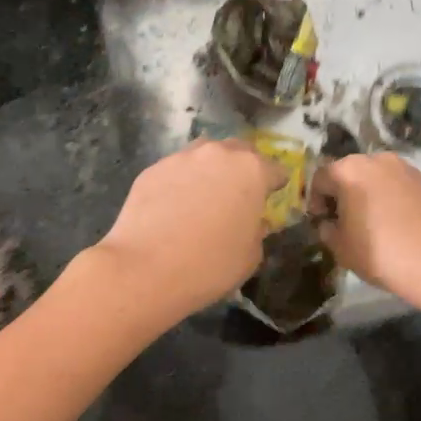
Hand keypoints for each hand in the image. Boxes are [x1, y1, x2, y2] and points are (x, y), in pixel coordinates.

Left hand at [89, 139, 286, 320]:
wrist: (145, 269)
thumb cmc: (209, 266)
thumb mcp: (251, 255)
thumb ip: (256, 228)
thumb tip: (250, 220)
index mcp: (251, 170)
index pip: (275, 169)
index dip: (275, 185)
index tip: (270, 199)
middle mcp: (218, 154)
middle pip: (239, 152)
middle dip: (243, 169)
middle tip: (237, 195)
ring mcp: (182, 157)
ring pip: (204, 155)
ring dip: (210, 170)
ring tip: (202, 198)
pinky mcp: (153, 168)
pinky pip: (176, 170)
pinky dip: (180, 183)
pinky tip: (173, 208)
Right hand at [312, 152, 420, 310]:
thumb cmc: (382, 254)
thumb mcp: (341, 248)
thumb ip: (327, 230)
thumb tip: (329, 223)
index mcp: (349, 169)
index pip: (320, 178)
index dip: (315, 202)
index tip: (320, 223)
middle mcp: (376, 159)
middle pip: (347, 172)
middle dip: (340, 195)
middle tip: (341, 223)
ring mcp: (403, 168)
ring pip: (372, 177)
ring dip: (364, 195)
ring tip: (367, 224)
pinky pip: (394, 185)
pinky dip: (386, 198)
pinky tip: (391, 224)